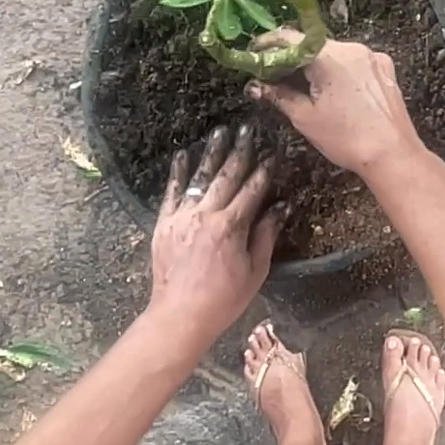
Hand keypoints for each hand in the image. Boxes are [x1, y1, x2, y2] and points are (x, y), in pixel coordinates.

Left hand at [150, 125, 283, 335]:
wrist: (180, 315)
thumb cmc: (223, 299)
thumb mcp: (255, 270)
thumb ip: (265, 235)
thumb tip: (280, 207)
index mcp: (231, 228)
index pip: (252, 190)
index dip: (263, 170)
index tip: (271, 153)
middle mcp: (206, 216)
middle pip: (226, 176)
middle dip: (239, 151)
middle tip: (247, 130)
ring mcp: (182, 217)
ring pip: (200, 178)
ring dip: (212, 153)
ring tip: (220, 132)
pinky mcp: (164, 224)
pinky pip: (172, 192)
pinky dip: (178, 173)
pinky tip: (183, 155)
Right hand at [247, 35, 425, 177]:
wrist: (392, 155)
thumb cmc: (347, 139)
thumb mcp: (305, 118)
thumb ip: (278, 95)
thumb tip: (257, 85)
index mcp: (329, 57)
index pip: (289, 38)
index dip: (268, 44)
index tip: (254, 54)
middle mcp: (352, 49)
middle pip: (312, 45)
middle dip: (292, 58)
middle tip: (274, 76)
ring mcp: (372, 57)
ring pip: (334, 54)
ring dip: (316, 65)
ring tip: (303, 88)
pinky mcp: (385, 69)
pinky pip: (354, 63)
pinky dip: (340, 71)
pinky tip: (335, 92)